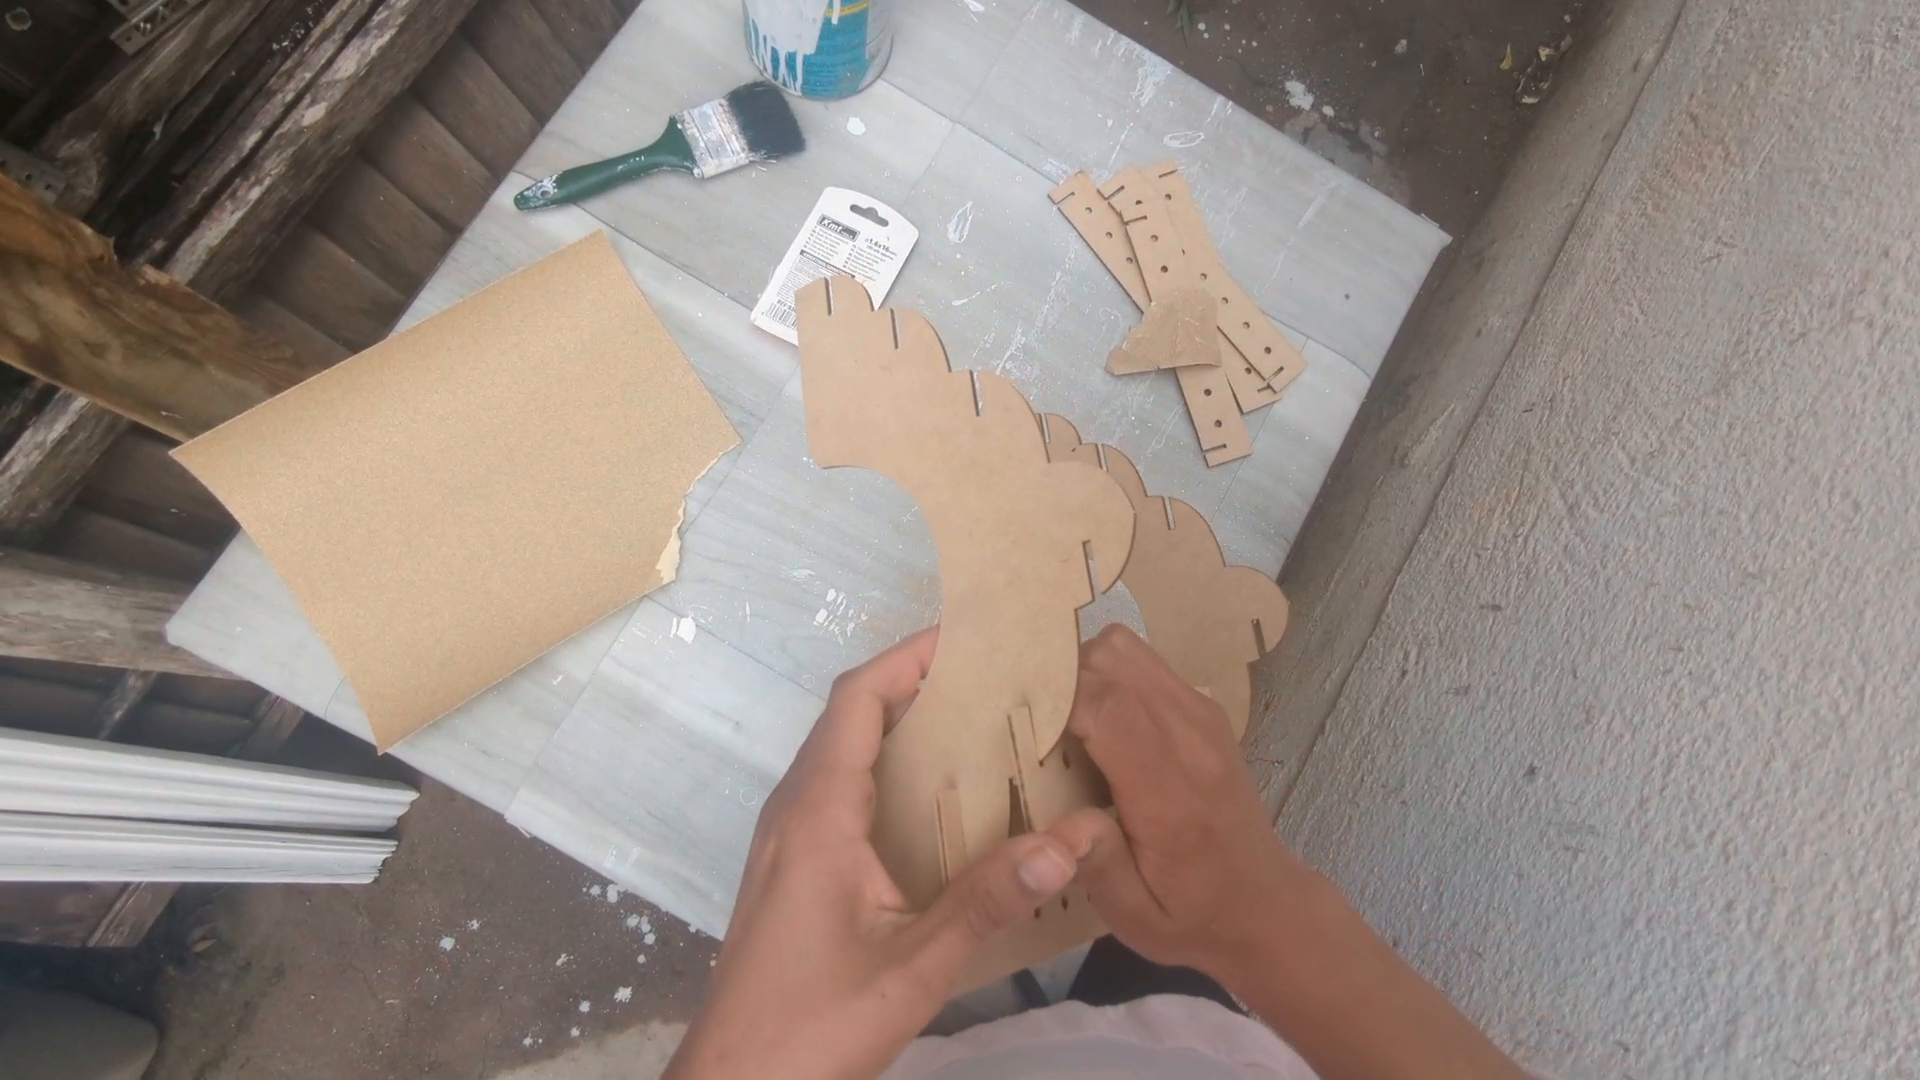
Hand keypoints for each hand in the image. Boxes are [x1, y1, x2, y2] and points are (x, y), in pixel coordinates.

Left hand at [666, 628, 1084, 1079]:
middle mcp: (795, 805)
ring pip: (841, 746)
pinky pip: (837, 781)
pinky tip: (929, 795)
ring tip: (968, 721)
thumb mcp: (912, 968)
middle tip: (984, 677)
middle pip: (850, 712)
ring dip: (897, 720)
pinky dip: (884, 761)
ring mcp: (786, 831)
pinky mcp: (790, 858)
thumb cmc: (813, 1023)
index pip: (857, 700)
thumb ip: (988, 902)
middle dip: (912, 680)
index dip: (906, 657)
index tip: (963, 637)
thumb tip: (1071, 842)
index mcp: (819, 810)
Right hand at [1055, 627, 1529, 1079]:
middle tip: (1042, 721)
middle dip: (1064, 679)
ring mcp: (1202, 714)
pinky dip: (1110, 672)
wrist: (1266, 905)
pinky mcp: (1205, 707)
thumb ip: (1098, 865)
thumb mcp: (1135, 916)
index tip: (1027, 724)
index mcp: (1171, 794)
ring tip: (1069, 716)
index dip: (1059, 701)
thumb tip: (1061, 818)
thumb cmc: (1192, 914)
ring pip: (1126, 648)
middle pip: (1112, 660)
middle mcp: (1190, 738)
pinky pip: (1143, 660)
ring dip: (1086, 670)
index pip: (1110, 710)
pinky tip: (1103, 717)